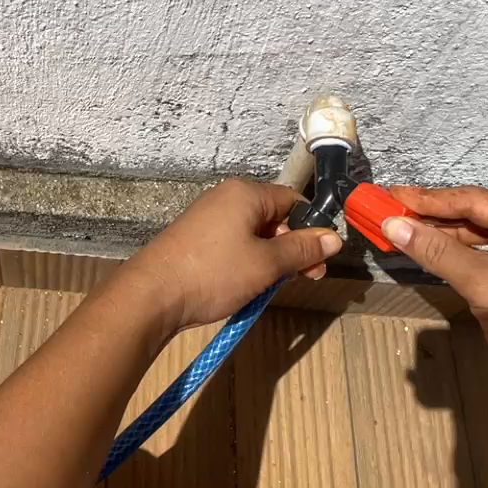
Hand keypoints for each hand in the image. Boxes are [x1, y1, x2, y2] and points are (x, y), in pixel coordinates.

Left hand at [120, 179, 341, 332]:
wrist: (153, 293)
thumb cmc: (213, 273)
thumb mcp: (265, 264)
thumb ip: (301, 250)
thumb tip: (334, 237)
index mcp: (245, 194)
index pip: (292, 201)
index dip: (310, 228)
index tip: (320, 259)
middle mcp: (226, 198)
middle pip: (273, 217)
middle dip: (291, 248)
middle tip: (306, 278)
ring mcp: (209, 217)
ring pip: (254, 234)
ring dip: (270, 258)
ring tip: (274, 286)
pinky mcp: (197, 238)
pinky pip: (234, 243)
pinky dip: (248, 261)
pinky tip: (250, 285)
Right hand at [380, 186, 487, 400]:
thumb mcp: (486, 286)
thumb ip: (437, 252)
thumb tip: (391, 224)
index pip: (474, 199)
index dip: (428, 198)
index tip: (388, 195)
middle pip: (475, 215)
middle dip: (431, 216)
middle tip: (387, 212)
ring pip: (478, 239)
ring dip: (440, 237)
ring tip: (400, 233)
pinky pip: (484, 260)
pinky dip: (455, 257)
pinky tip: (430, 256)